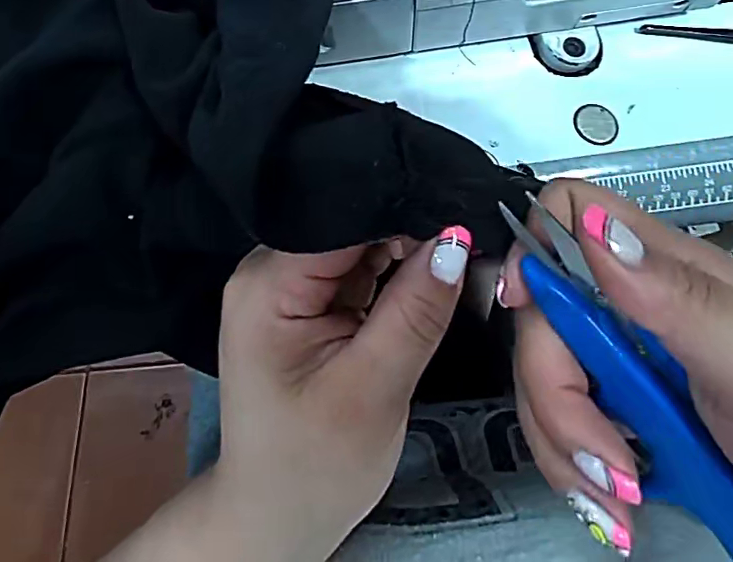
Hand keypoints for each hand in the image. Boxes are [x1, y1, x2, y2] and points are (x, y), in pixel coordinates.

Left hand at [105, 227, 472, 561]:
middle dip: (408, 231)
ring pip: (362, 241)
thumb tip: (457, 239)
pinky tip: (423, 278)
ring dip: (406, 250)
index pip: (342, 219)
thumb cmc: (312, 465)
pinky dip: (396, 271)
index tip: (459, 219)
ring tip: (450, 262)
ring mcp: (290, 283)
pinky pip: (362, 265)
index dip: (401, 214)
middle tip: (465, 246)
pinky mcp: (311, 297)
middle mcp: (271, 269)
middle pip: (352, 224)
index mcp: (268, 284)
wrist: (279, 518)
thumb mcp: (373, 391)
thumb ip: (416, 311)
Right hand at [501, 181, 732, 561]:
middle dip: (551, 385)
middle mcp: (650, 306)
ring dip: (560, 439)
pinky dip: (574, 465)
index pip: (579, 210)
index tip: (534, 317)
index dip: (539, 246)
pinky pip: (569, 421)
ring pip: (547, 368)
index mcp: (684, 272)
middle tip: (604, 463)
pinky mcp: (639, 417)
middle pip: (548, 307)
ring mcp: (642, 364)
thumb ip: (691, 302)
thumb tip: (593, 227)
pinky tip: (615, 503)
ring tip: (617, 502)